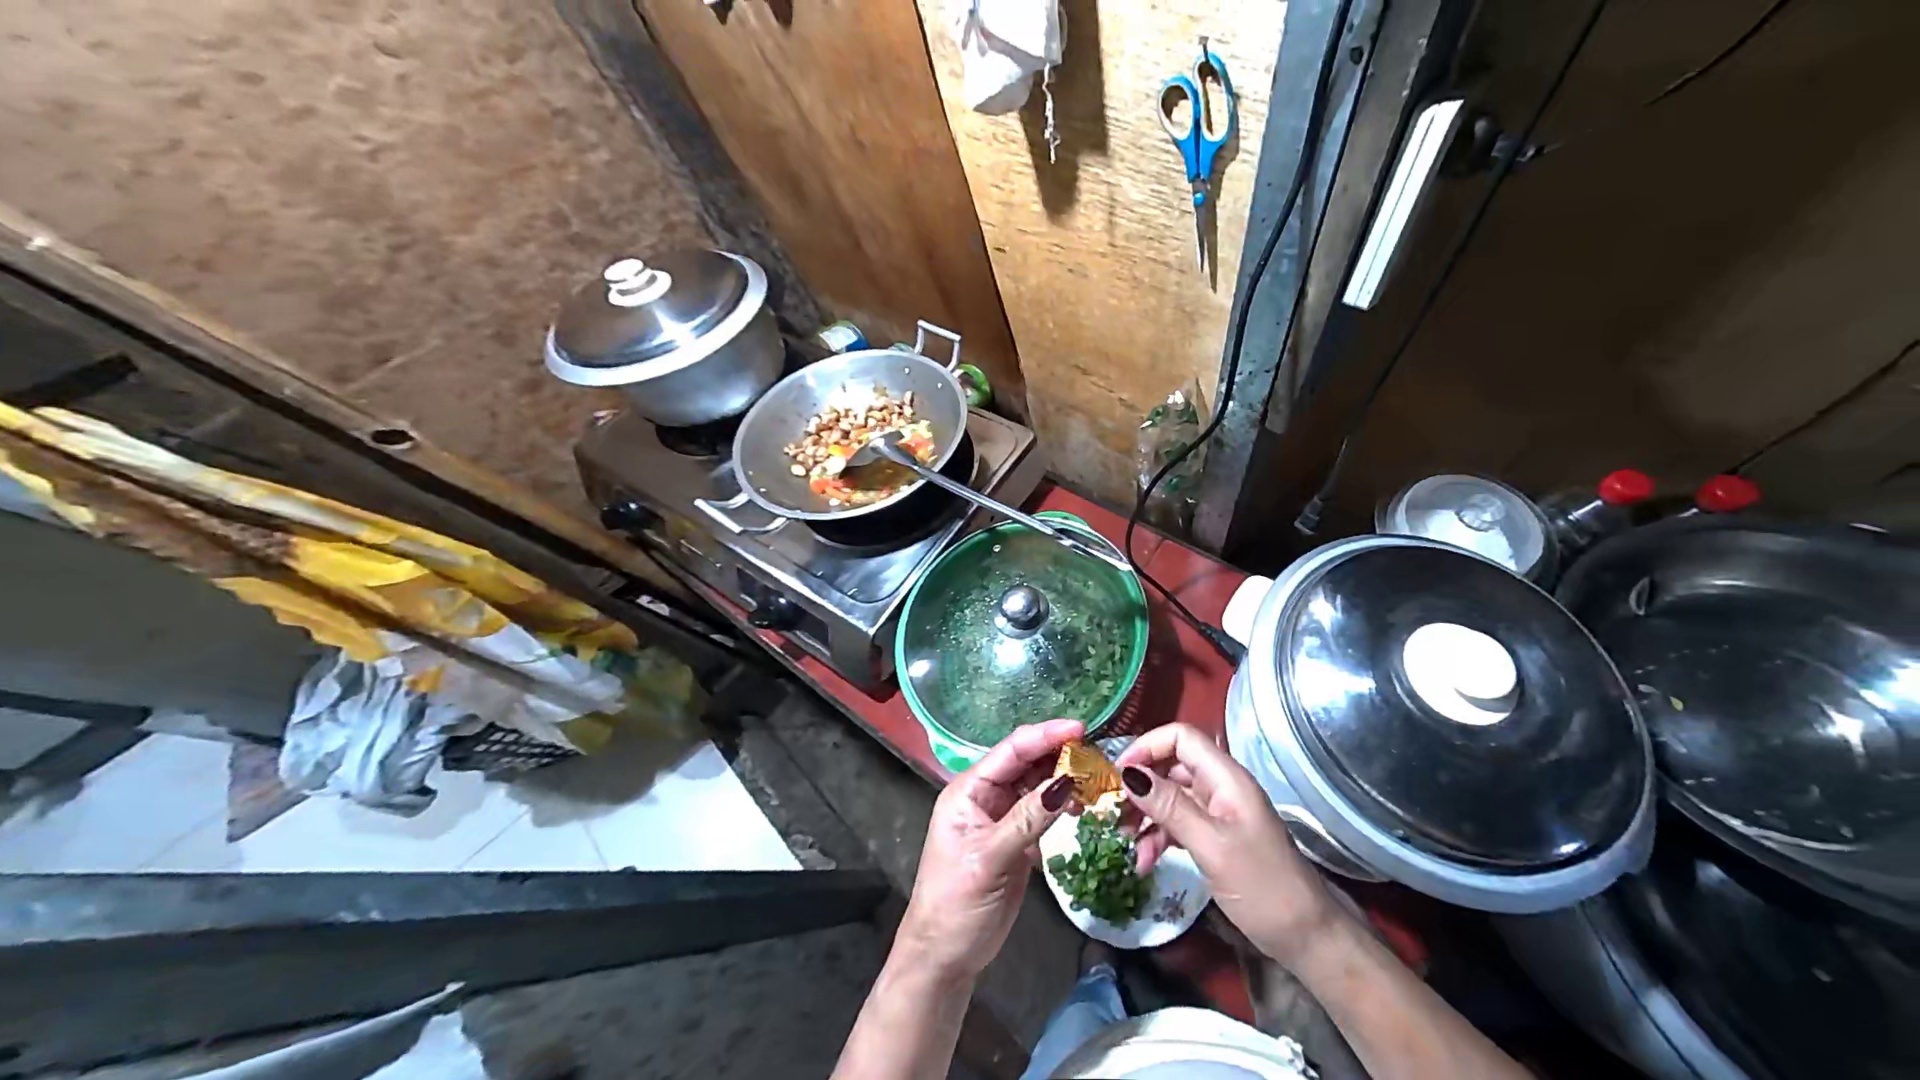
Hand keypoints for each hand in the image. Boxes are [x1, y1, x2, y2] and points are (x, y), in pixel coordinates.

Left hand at [896, 719, 1083, 980]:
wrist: (945, 955)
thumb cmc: (955, 903)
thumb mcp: (989, 859)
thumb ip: (1026, 820)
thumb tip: (1064, 783)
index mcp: (969, 790)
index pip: (1010, 751)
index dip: (1044, 736)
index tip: (1080, 728)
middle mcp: (985, 797)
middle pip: (1026, 763)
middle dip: (1059, 754)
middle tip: (1098, 753)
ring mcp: (1001, 818)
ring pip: (1036, 786)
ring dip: (1063, 779)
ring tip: (1097, 776)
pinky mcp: (1016, 840)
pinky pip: (1041, 811)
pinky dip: (1061, 805)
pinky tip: (1082, 804)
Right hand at [1116, 723, 1342, 967]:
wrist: (1307, 939)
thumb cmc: (1263, 887)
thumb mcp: (1211, 845)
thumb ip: (1169, 806)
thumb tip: (1128, 773)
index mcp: (1226, 779)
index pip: (1181, 737)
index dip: (1147, 747)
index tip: (1118, 774)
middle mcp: (1220, 788)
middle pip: (1170, 766)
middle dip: (1139, 786)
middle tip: (1113, 812)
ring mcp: (1217, 813)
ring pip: (1168, 797)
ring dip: (1144, 817)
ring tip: (1126, 843)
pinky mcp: (1214, 838)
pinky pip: (1176, 824)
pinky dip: (1157, 838)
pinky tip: (1144, 862)